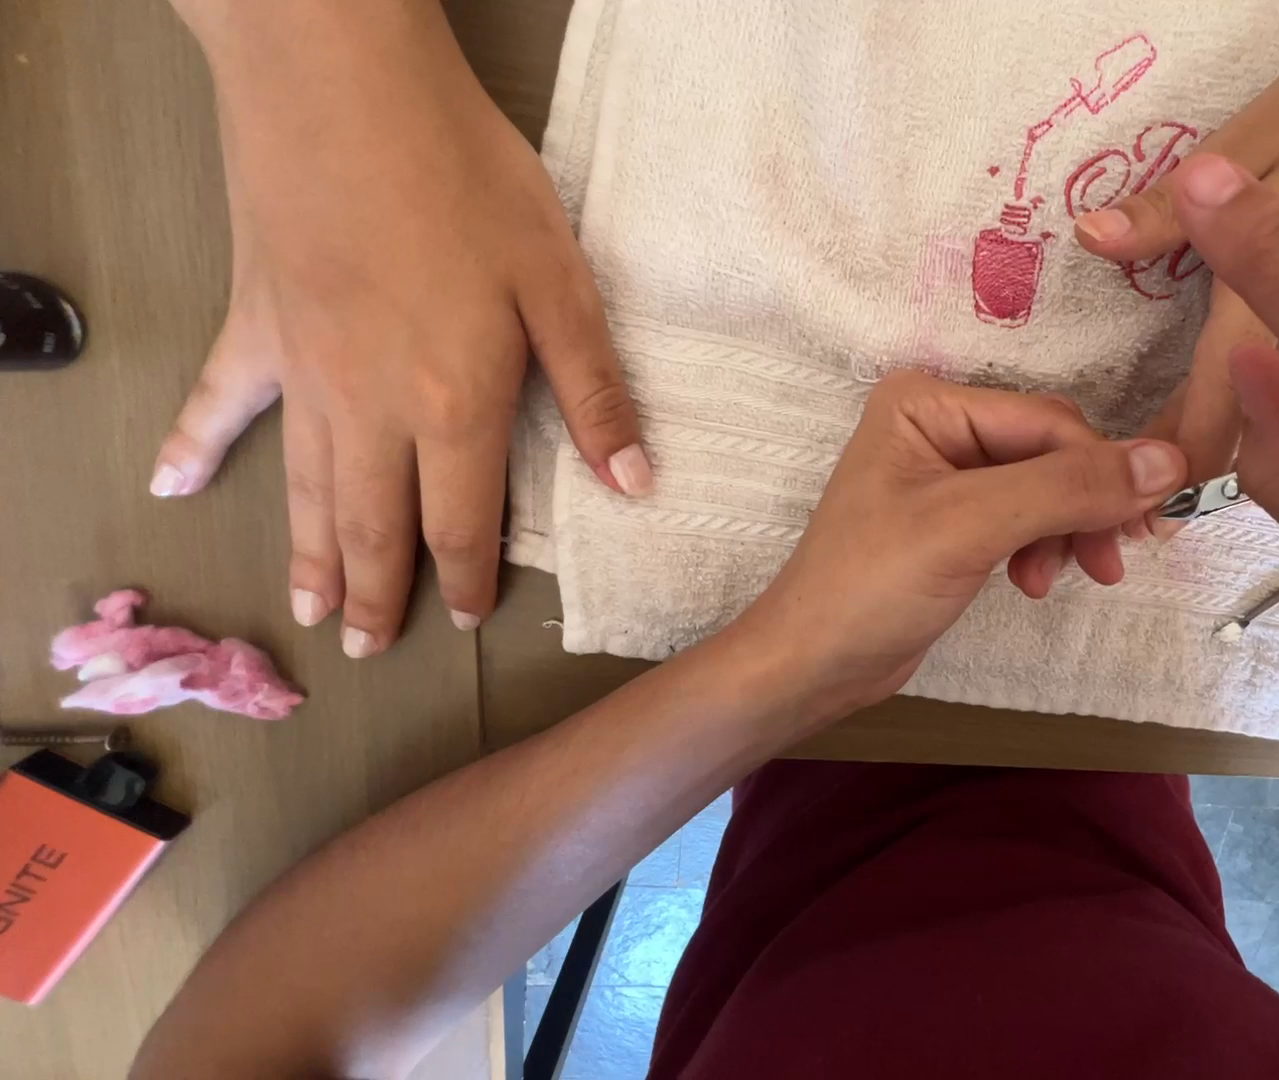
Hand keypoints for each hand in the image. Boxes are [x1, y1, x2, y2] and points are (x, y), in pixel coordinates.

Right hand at [150, 3, 643, 655]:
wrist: (348, 87)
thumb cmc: (474, 190)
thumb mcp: (564, 295)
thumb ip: (597, 397)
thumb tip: (635, 484)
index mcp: (454, 408)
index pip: (460, 522)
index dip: (463, 577)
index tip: (459, 620)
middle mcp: (372, 408)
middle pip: (375, 523)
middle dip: (380, 591)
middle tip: (367, 649)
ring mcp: (302, 369)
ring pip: (307, 487)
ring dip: (310, 554)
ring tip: (309, 610)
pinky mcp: (256, 321)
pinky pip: (224, 399)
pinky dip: (200, 446)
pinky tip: (175, 487)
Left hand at [729, 373, 1185, 713]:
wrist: (815, 666)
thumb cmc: (872, 587)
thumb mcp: (970, 527)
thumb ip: (1067, 488)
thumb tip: (1169, 460)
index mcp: (928, 402)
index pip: (1046, 422)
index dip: (1103, 468)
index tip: (1153, 518)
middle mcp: (940, 425)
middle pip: (1050, 452)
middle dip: (1083, 506)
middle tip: (1111, 560)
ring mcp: (948, 474)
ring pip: (1045, 488)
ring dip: (1065, 532)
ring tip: (1050, 581)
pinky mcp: (956, 520)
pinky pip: (1025, 517)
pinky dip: (1042, 547)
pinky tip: (1032, 582)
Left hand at [1075, 20, 1278, 506]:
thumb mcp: (1247, 141)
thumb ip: (1170, 210)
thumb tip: (1091, 236)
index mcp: (1267, 312)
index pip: (1215, 417)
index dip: (1172, 473)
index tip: (1133, 516)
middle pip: (1239, 437)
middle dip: (1186, 479)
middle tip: (1135, 523)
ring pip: (1274, 426)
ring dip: (1222, 454)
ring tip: (1164, 490)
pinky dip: (1264, 420)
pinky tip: (1236, 431)